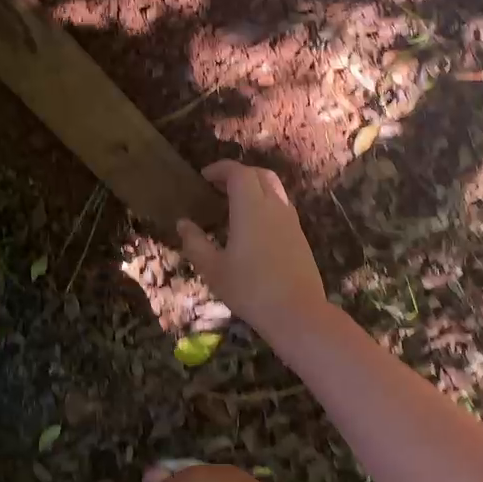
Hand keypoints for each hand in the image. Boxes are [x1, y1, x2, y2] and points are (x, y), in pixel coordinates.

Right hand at [177, 160, 327, 330]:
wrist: (296, 312)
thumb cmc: (249, 289)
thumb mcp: (212, 268)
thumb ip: (195, 242)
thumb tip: (183, 223)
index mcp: (251, 208)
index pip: (238, 173)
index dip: (220, 169)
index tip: (203, 177)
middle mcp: (274, 207)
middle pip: (259, 174)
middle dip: (238, 174)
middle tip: (217, 187)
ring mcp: (291, 221)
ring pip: (274, 189)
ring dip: (253, 188)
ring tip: (233, 205)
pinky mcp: (299, 236)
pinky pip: (281, 206)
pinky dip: (264, 203)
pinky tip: (251, 226)